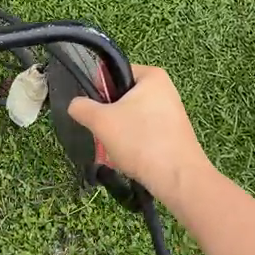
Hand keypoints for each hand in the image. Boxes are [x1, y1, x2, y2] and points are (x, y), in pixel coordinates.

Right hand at [67, 65, 215, 206]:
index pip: (114, 73)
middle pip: (122, 98)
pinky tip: (129, 160)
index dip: (98, 90)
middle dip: (109, 116)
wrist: (179, 180)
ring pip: (132, 118)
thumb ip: (81, 107)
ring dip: (119, 133)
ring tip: (114, 150)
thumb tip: (75, 105)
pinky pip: (145, 134)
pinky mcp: (175, 136)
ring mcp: (173, 114)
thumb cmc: (140, 141)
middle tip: (103, 132)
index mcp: (152, 76)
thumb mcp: (100, 120)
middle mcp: (166, 90)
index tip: (94, 110)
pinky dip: (134, 144)